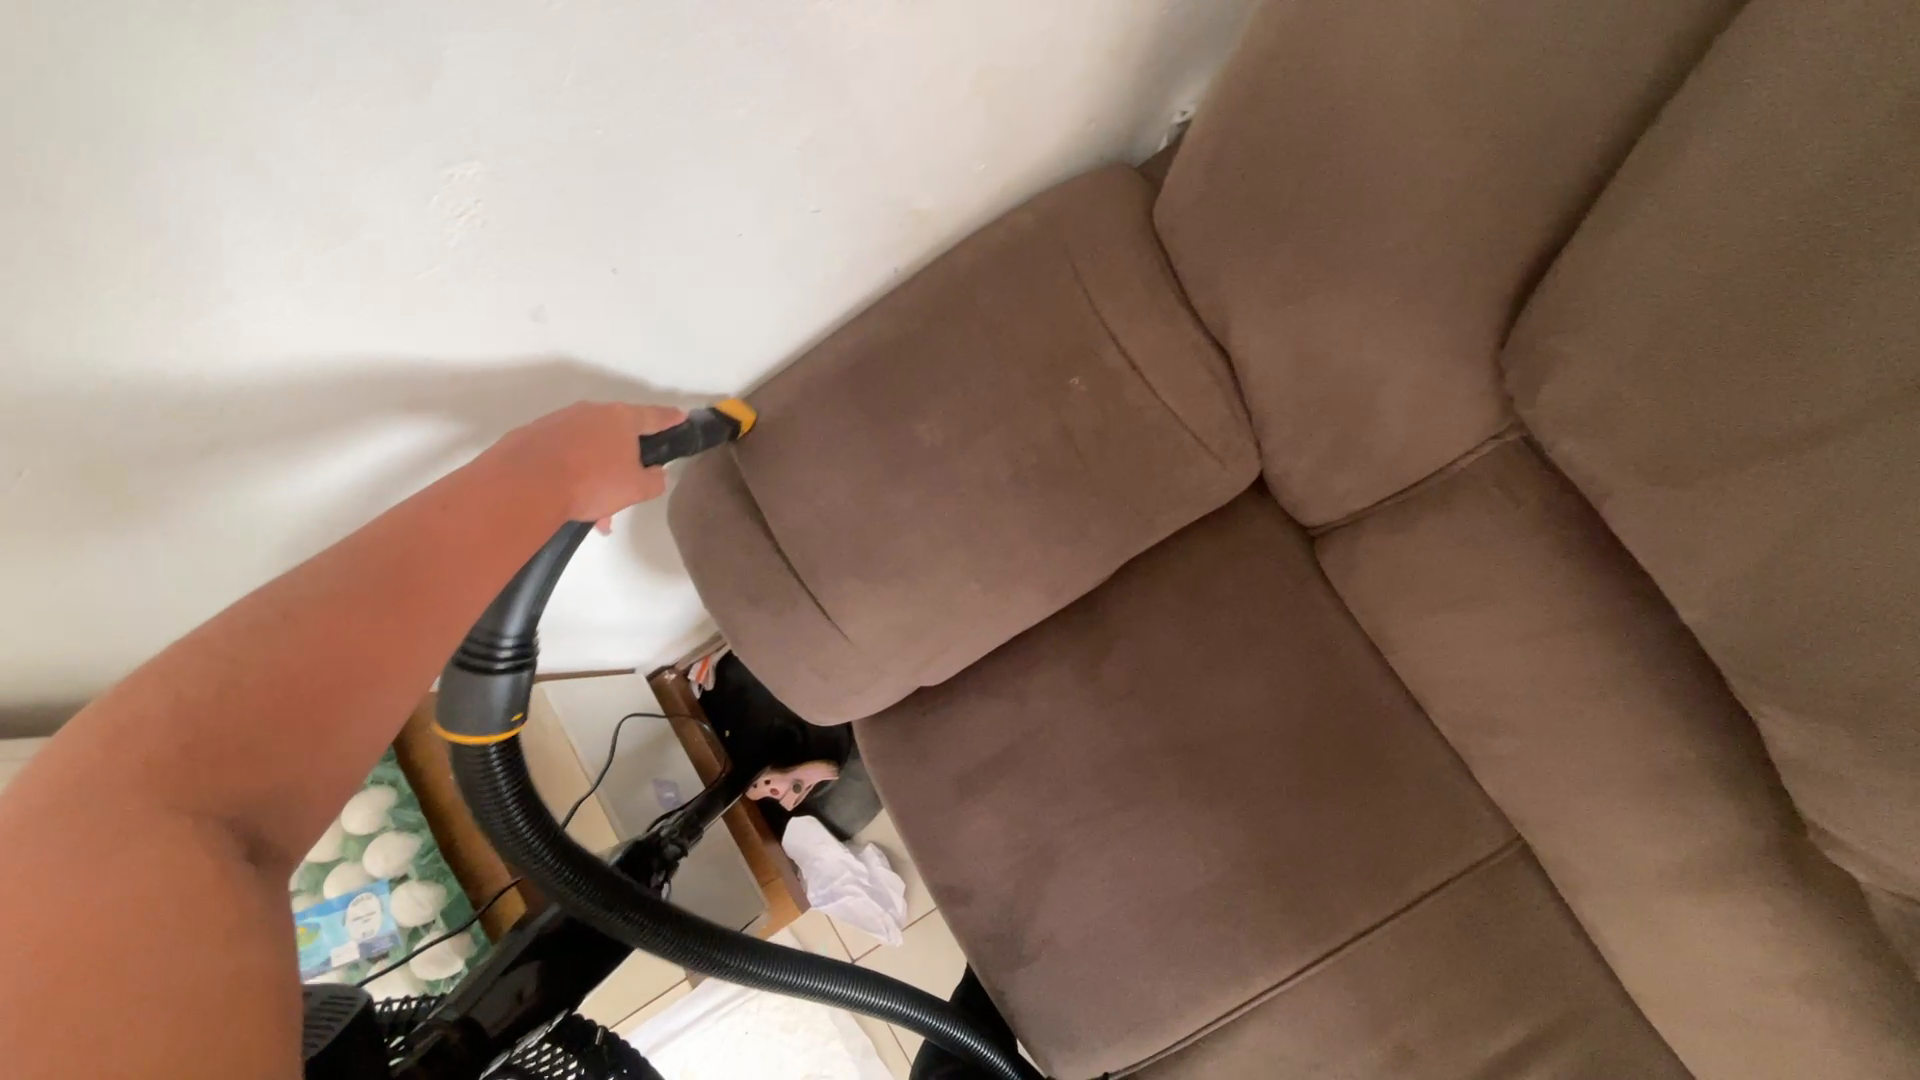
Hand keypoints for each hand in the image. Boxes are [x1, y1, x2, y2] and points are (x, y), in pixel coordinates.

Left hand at [487, 402, 686, 530]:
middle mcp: (590, 413)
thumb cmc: (592, 482)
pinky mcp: (532, 436)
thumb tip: (655, 473)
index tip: (681, 416)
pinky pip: (563, 454)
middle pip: (617, 434)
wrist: (525, 485)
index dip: (670, 419)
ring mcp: (558, 421)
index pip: (654, 416)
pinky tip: (569, 501)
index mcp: (621, 419)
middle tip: (628, 488)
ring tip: (594, 509)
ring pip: (588, 448)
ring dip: (596, 474)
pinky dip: (571, 473)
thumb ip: (655, 480)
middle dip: (625, 461)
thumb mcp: (637, 489)